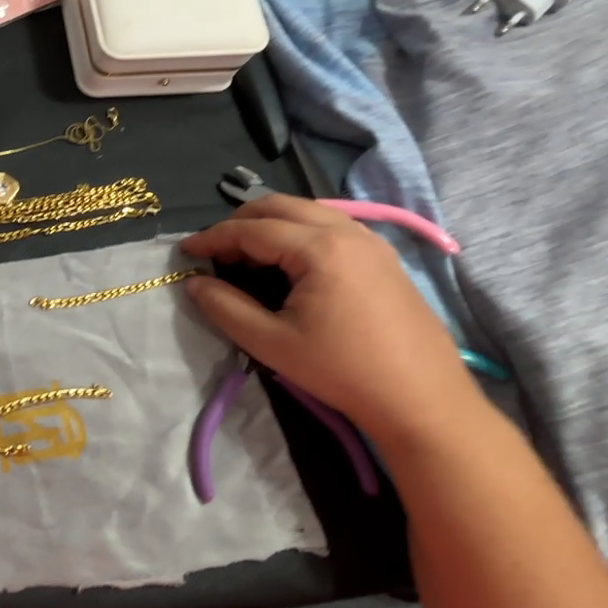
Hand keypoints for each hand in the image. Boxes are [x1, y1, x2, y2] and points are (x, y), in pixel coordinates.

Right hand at [179, 195, 481, 448]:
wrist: (423, 401)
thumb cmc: (342, 371)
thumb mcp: (270, 342)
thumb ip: (224, 306)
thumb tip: (194, 283)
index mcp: (320, 248)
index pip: (251, 229)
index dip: (211, 238)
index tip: (184, 252)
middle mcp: (347, 232)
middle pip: (279, 206)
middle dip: (238, 222)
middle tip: (214, 251)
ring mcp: (371, 242)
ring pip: (307, 212)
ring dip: (269, 225)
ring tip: (246, 257)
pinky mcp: (384, 258)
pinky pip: (330, 226)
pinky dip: (298, 233)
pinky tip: (287, 265)